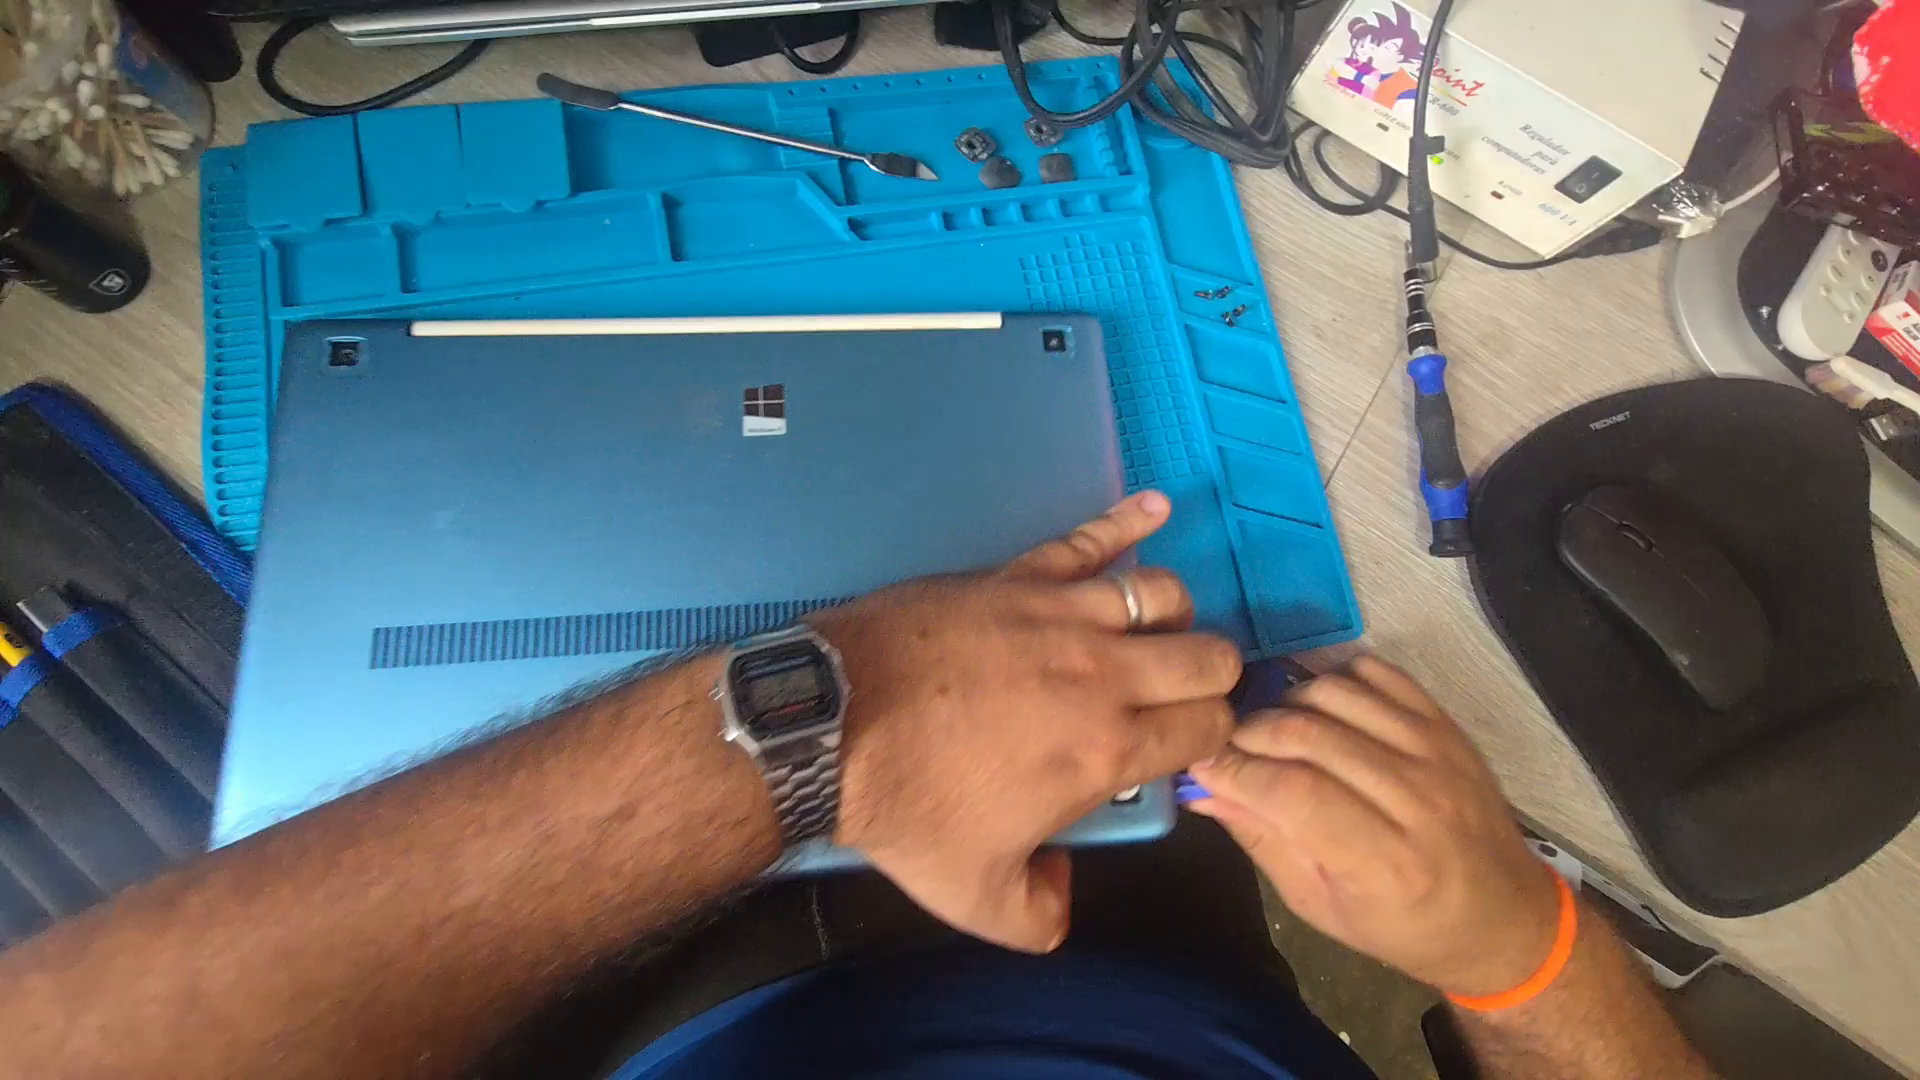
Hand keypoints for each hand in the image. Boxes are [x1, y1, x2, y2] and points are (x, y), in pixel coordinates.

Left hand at [811, 492, 1241, 952]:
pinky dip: (1128, 520)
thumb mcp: (975, 897)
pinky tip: (1155, 506)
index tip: (1182, 741)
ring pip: (1162, 593)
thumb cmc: (908, 807)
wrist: (833, 726)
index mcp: (1107, 751)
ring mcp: (1063, 614)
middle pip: (1207, 655)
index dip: (1207, 735)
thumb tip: (1068, 889)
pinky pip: (1088, 539)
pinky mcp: (1020, 576)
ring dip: (1173, 616)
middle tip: (1177, 691)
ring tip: (1152, 631)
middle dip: (1208, 676)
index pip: (1206, 729)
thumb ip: (1042, 916)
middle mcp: (1104, 674)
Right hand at [1186, 657, 1560, 998]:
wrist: (1504, 919)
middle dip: (1247, 734)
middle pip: (1306, 734)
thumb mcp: (1318, 904)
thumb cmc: (1401, 925)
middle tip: (1225, 747)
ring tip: (1273, 732)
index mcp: (1387, 863)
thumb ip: (1259, 839)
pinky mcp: (1445, 724)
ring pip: (1333, 694)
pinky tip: (1320, 711)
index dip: (1233, 770)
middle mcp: (1418, 800)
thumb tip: (1200, 788)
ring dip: (1284, 705)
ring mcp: (1436, 752)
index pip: (1292, 792)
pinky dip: (1332, 679)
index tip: (1199, 765)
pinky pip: (1374, 673)